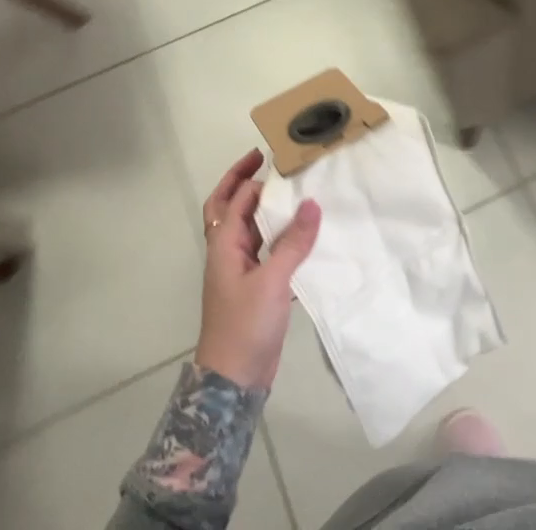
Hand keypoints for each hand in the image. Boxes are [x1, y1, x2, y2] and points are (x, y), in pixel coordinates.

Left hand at [193, 150, 321, 389]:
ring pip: (251, 229)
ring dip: (266, 209)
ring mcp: (241, 271)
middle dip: (243, 184)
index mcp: (224, 246)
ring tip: (294, 192)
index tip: (274, 157)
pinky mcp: (257, 288)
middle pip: (230, 209)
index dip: (250, 177)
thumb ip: (293, 242)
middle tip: (266, 162)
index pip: (235, 201)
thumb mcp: (272, 281)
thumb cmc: (245, 325)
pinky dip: (282, 237)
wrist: (234, 378)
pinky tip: (306, 236)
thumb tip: (311, 203)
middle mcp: (228, 253)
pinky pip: (268, 251)